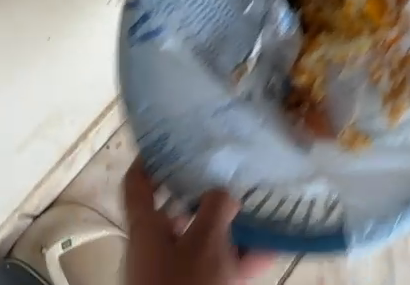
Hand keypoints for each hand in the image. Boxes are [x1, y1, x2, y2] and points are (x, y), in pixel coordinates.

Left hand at [123, 159, 272, 284]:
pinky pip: (219, 265)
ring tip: (261, 204)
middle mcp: (155, 248)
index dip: (150, 158)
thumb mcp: (205, 238)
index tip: (170, 137)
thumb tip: (223, 191)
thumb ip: (216, 205)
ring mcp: (174, 273)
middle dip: (206, 191)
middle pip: (177, 210)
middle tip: (232, 169)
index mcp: (145, 229)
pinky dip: (242, 255)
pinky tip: (272, 245)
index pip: (138, 184)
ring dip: (231, 224)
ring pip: (203, 238)